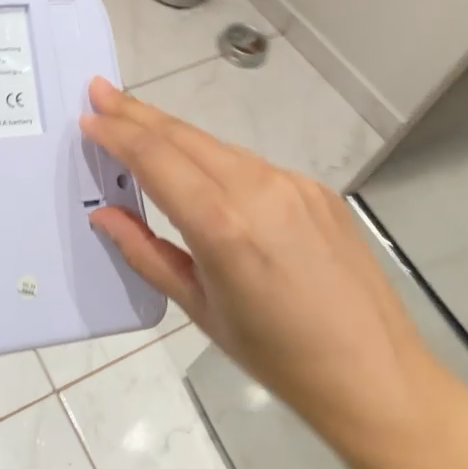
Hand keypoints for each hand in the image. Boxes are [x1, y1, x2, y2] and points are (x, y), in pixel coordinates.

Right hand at [80, 79, 467, 468]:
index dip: (117, 133)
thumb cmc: (277, 357)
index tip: (89, 116)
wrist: (378, 378)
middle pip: (182, 136)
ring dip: (173, 132)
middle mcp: (256, 190)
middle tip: (100, 90)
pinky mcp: (317, 190)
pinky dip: (216, 159)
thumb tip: (103, 214)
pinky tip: (203, 171)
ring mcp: (292, 184)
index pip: (154, 158)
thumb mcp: (200, 310)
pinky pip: (251, 165)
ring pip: (216, 146)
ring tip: (139, 123)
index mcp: (221, 225)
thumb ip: (146, 253)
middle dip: (136, 112)